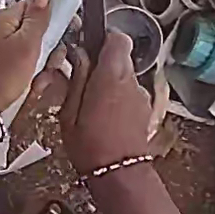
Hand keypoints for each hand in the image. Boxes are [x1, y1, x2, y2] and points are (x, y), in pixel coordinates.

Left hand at [0, 0, 55, 119]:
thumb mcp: (27, 43)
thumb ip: (38, 18)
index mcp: (9, 19)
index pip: (39, 5)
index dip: (54, 17)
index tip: (60, 32)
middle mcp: (7, 31)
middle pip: (42, 31)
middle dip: (51, 49)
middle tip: (47, 60)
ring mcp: (8, 49)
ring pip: (39, 51)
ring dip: (44, 66)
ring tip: (37, 77)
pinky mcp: (9, 66)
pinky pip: (31, 67)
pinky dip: (34, 77)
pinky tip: (32, 85)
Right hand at [60, 31, 153, 175]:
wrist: (119, 175)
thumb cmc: (89, 144)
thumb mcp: (69, 110)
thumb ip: (77, 77)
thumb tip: (79, 54)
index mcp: (111, 75)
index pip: (117, 38)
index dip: (103, 39)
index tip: (87, 49)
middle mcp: (131, 80)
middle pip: (121, 56)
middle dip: (102, 63)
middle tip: (82, 79)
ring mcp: (141, 96)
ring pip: (125, 75)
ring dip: (110, 80)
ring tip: (91, 102)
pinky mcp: (145, 110)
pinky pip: (130, 92)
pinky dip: (118, 97)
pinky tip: (104, 116)